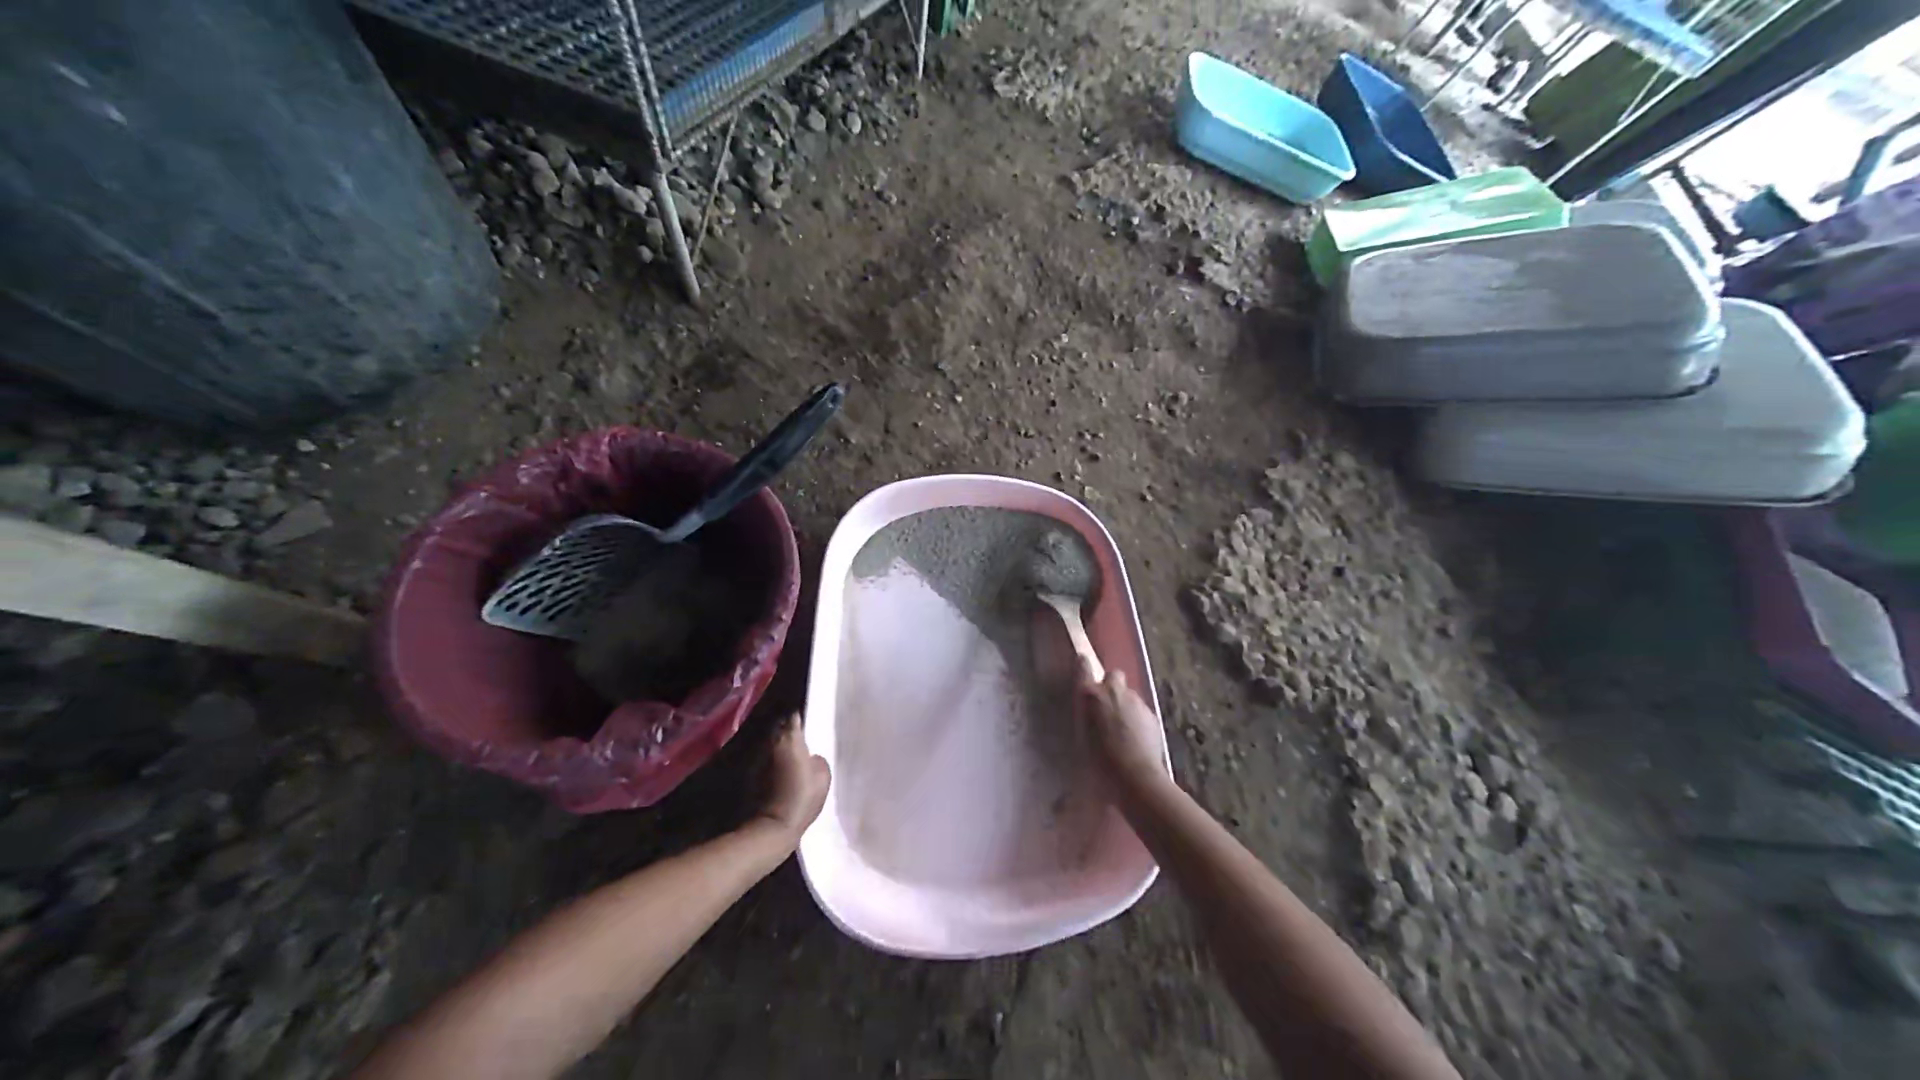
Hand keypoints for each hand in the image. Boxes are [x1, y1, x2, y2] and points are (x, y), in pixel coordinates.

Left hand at [752, 715, 830, 840]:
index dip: (800, 719)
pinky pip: (767, 761)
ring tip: (793, 757)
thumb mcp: (823, 777)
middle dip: (789, 733)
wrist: (773, 826)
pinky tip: (783, 774)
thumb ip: (818, 759)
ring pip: (772, 746)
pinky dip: (773, 764)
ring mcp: (759, 759)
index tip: (807, 722)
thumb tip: (811, 757)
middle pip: (780, 730)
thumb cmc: (802, 797)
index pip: (794, 718)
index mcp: (790, 739)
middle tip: (802, 741)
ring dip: (780, 749)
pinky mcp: (753, 775)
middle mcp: (772, 744)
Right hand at [1077, 661, 1167, 788]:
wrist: (1134, 777)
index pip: (1083, 665)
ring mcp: (1135, 702)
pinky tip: (1135, 740)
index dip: (1083, 665)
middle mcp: (1112, 691)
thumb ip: (1082, 718)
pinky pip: (1141, 711)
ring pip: (1129, 695)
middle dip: (1110, 686)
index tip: (1082, 667)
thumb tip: (1084, 715)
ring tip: (1121, 730)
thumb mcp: (1079, 739)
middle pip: (1113, 675)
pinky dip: (1137, 720)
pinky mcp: (1152, 715)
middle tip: (1106, 707)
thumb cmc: (1097, 763)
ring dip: (1124, 705)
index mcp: (1089, 695)